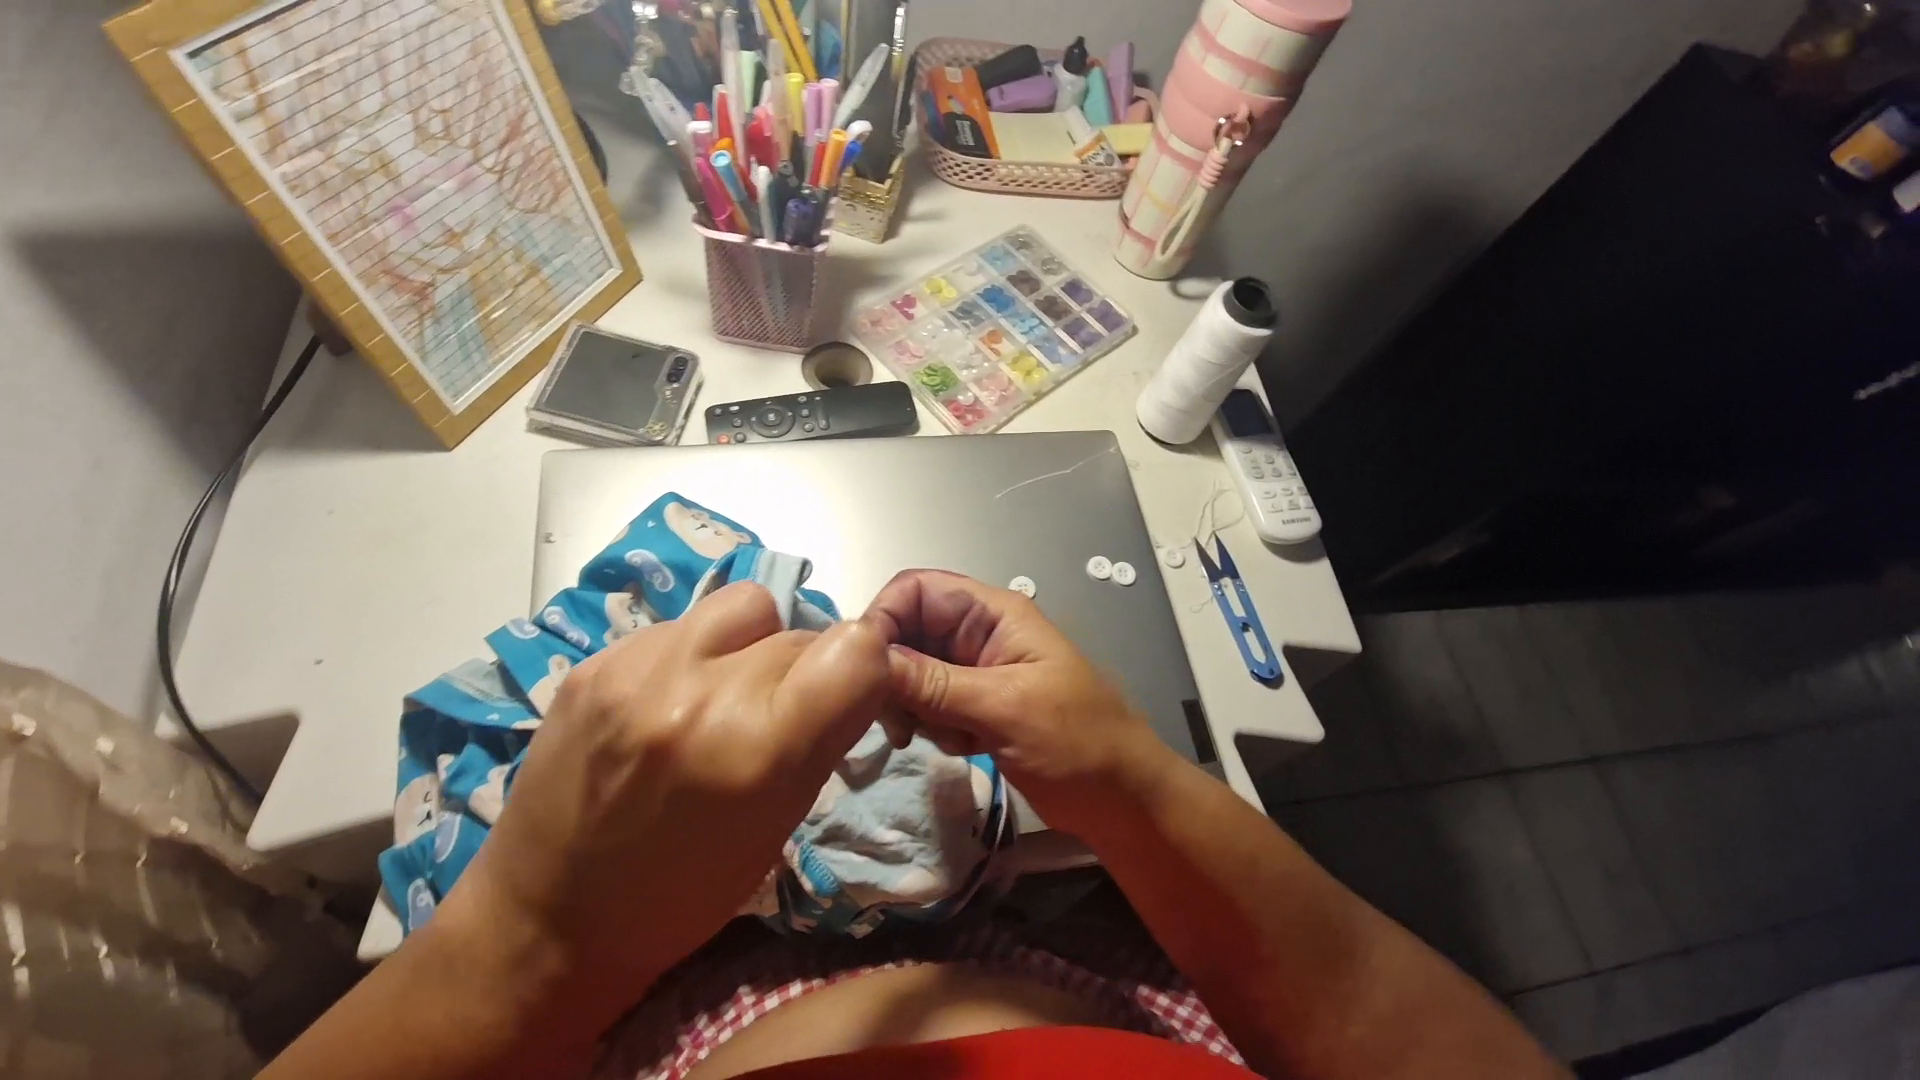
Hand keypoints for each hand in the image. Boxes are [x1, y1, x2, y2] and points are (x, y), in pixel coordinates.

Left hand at [436, 582, 891, 1037]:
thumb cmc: (683, 893)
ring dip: (755, 641)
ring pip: (746, 604)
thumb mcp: (779, 823)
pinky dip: (695, 653)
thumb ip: (823, 736)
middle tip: (778, 714)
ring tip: (724, 689)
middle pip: (801, 631)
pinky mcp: (595, 659)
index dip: (865, 668)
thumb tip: (854, 673)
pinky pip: (682, 624)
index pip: (857, 647)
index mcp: (757, 748)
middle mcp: (699, 690)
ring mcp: (638, 667)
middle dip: (807, 668)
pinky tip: (668, 700)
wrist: (549, 918)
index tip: (847, 696)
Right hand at [860, 570, 1177, 837]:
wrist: (1121, 800)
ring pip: (912, 673)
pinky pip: (929, 705)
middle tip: (901, 722)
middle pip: (908, 632)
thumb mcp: (1005, 709)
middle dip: (897, 674)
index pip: (917, 589)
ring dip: (916, 708)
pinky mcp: (973, 709)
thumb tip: (869, 660)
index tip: (866, 669)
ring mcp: (975, 673)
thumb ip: (936, 684)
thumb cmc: (1077, 742)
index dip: (885, 618)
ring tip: (948, 738)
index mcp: (993, 614)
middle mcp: (979, 635)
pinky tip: (965, 748)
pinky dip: (933, 727)